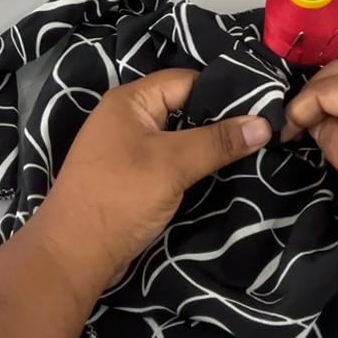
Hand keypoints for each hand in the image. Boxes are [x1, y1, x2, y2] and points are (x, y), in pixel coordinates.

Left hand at [29, 69, 272, 293]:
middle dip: (218, 119)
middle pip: (183, 107)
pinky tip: (220, 171)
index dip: (223, 91)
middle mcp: (127, 116)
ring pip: (178, 135)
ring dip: (206, 144)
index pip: (186, 81)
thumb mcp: (173, 164)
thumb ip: (218, 142)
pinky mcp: (131, 175)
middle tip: (262, 128)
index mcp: (131, 100)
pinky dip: (191, 163)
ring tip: (250, 147)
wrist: (72, 256)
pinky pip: (168, 158)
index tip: (262, 104)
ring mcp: (127, 147)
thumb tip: (265, 124)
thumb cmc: (120, 196)